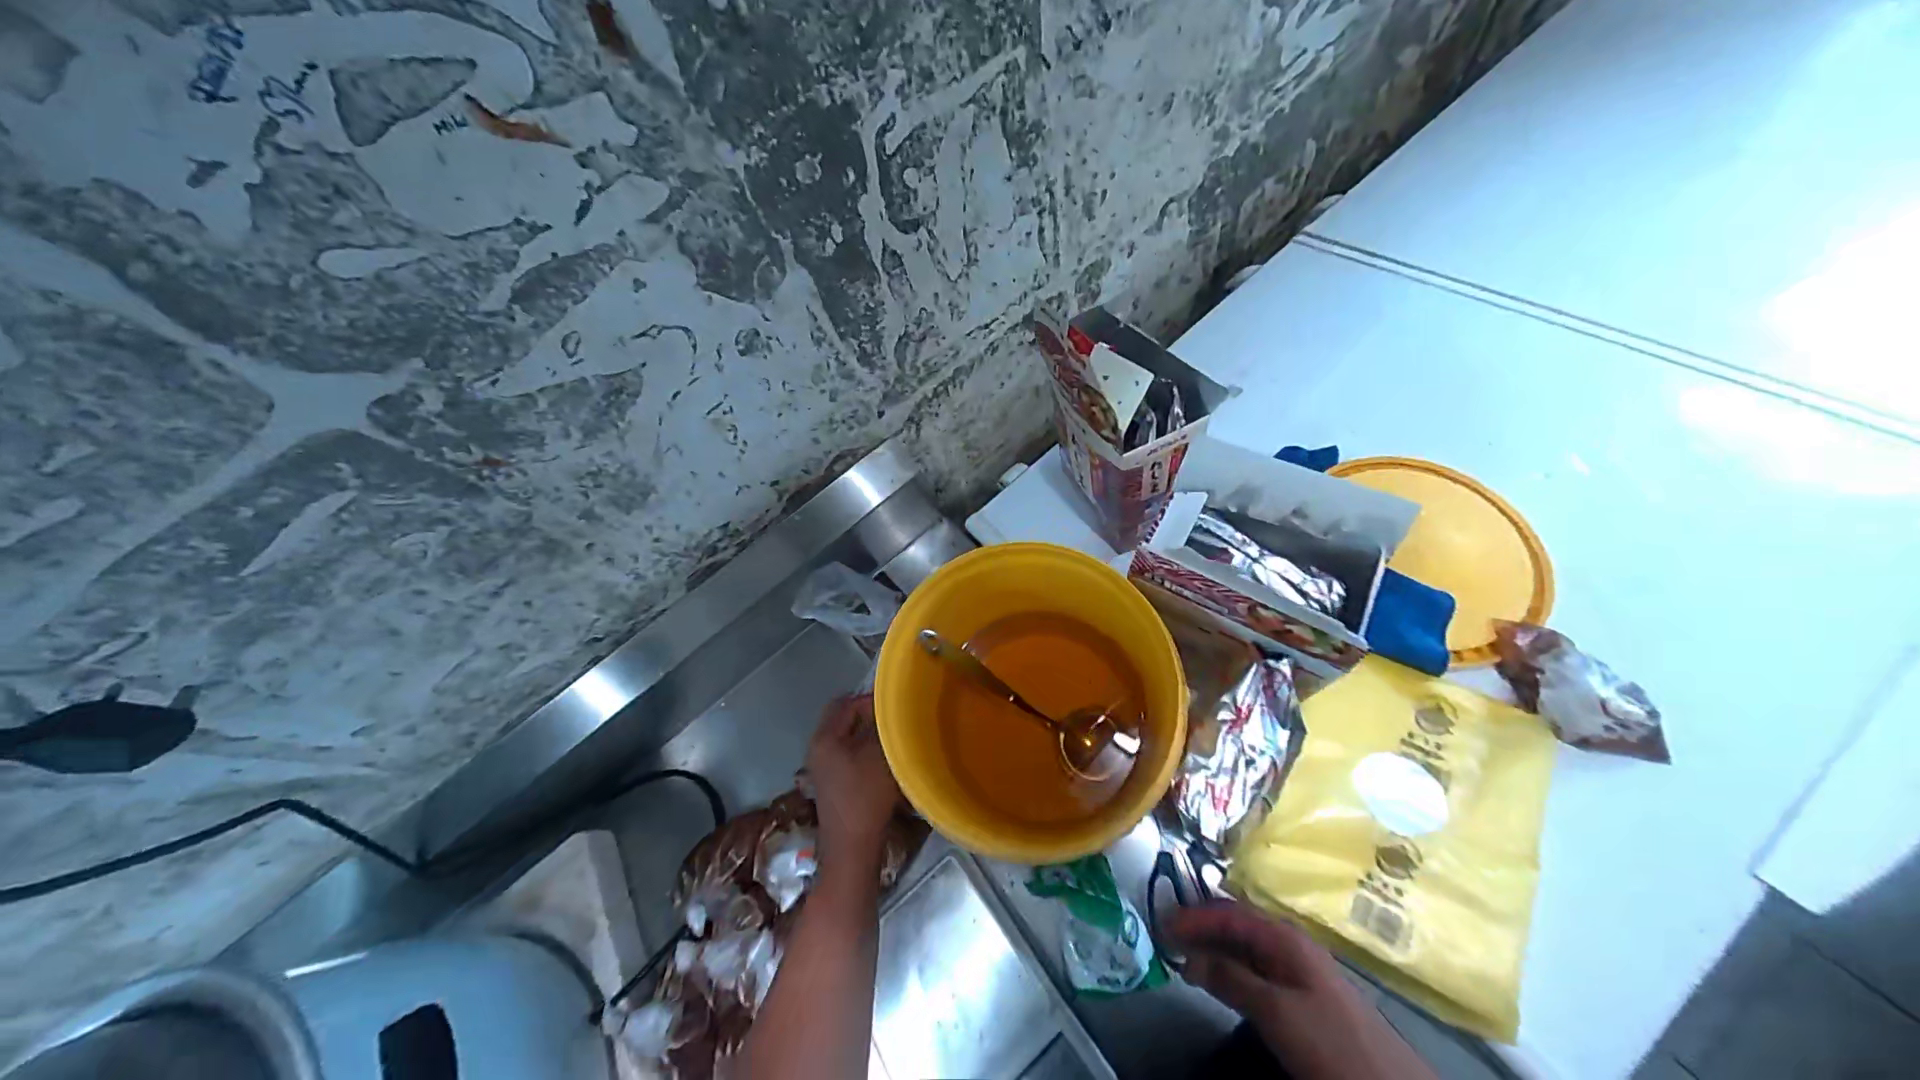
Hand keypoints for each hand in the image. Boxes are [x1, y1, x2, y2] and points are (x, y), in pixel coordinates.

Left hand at [805, 695, 900, 865]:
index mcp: (824, 737)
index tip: (895, 709)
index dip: (871, 702)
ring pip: (847, 738)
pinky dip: (864, 751)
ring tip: (892, 740)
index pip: (846, 704)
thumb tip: (889, 709)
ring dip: (867, 735)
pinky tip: (883, 761)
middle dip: (868, 717)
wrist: (853, 846)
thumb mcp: (879, 754)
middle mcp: (817, 749)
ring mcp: (822, 768)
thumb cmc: (866, 795)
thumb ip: (883, 726)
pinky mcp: (831, 784)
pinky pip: (847, 755)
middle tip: (894, 721)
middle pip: (843, 720)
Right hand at [1168, 902, 1436, 1079]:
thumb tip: (1189, 956)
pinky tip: (1218, 978)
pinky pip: (1256, 967)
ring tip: (1184, 956)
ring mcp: (1298, 968)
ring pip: (1246, 946)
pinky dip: (1231, 967)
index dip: (1194, 916)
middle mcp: (1289, 944)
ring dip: (1214, 948)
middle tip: (1166, 937)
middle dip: (1201, 927)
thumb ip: (1230, 978)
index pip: (1228, 912)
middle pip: (1237, 923)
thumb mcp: (1275, 1011)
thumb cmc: (1329, 1040)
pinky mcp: (1302, 994)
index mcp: (1284, 937)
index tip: (1162, 924)